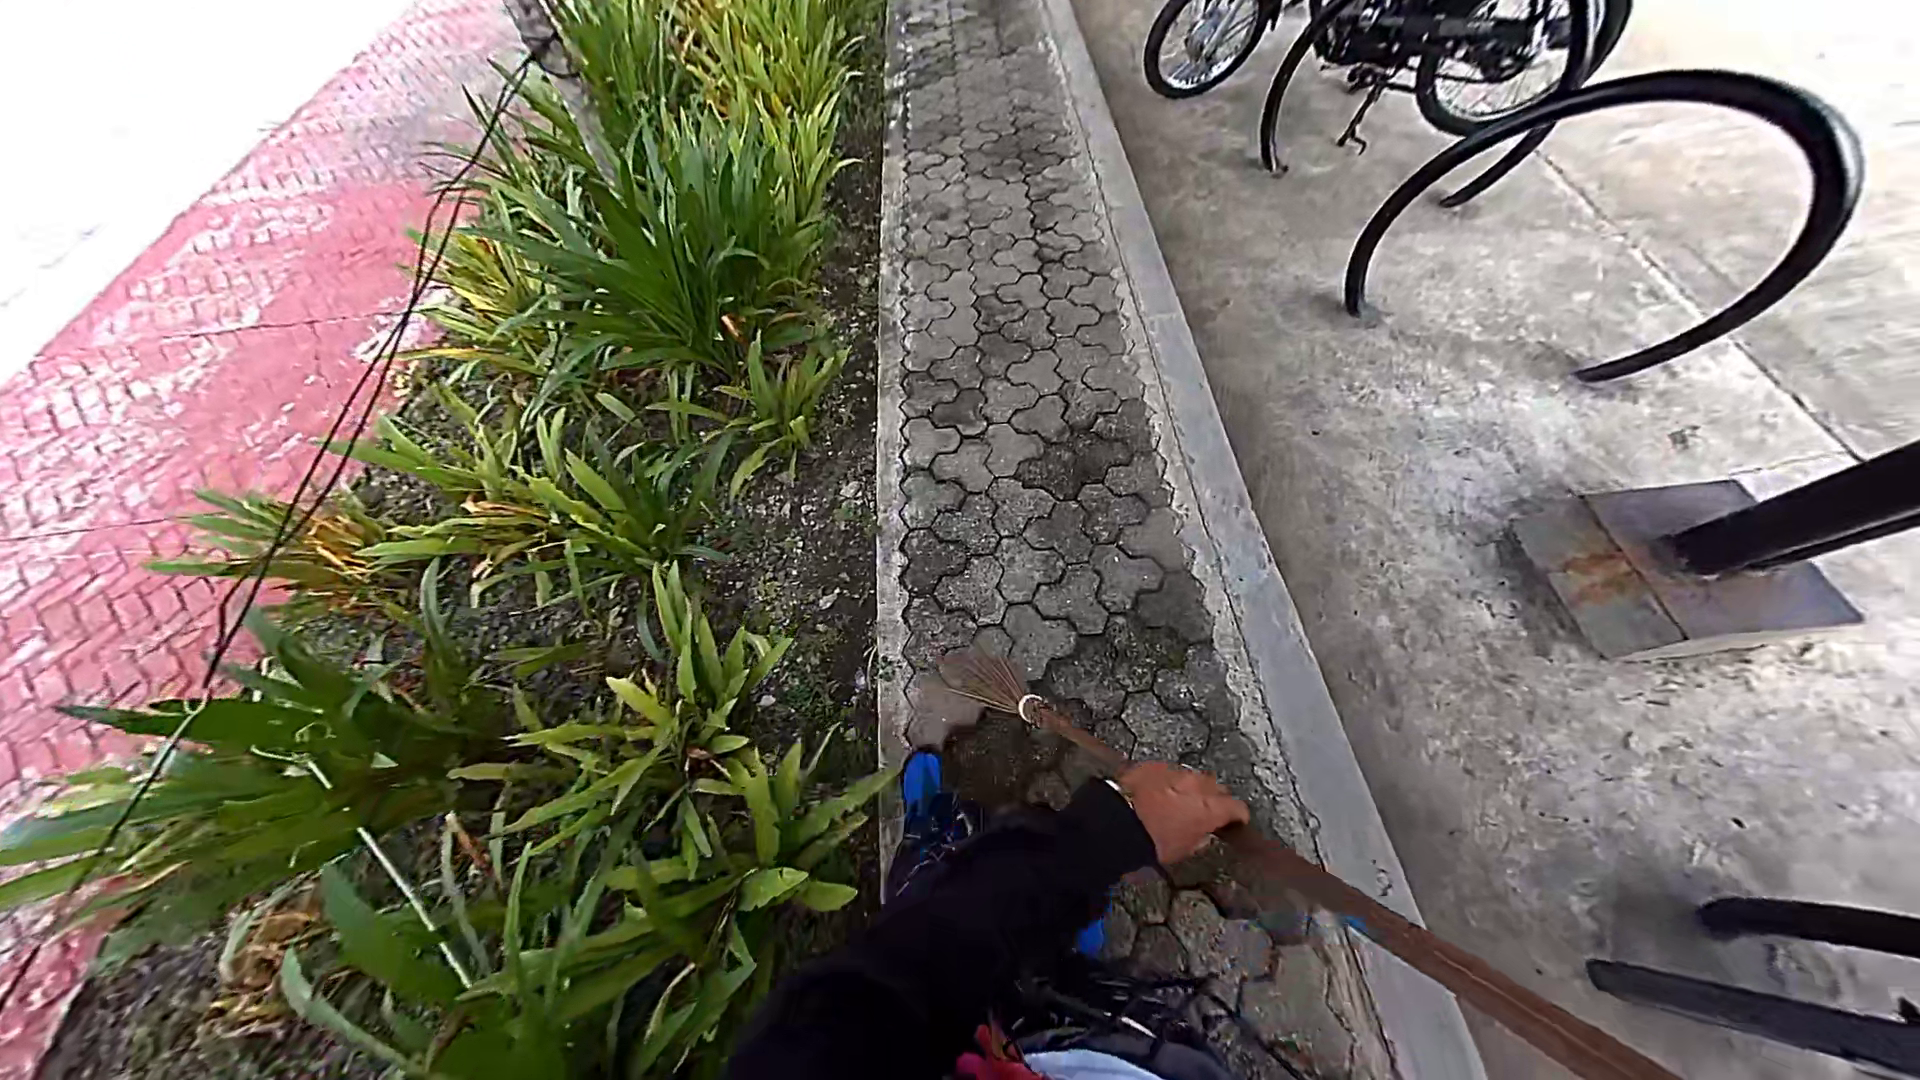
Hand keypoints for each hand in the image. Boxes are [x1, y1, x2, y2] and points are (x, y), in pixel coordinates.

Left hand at [1117, 762, 1249, 864]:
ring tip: (1181, 800)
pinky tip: (1161, 790)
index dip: (1237, 816)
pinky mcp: (1153, 764)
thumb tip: (1203, 832)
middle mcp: (1196, 784)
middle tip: (1207, 810)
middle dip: (1215, 797)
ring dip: (1191, 786)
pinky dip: (1169, 780)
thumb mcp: (1184, 849)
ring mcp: (1174, 771)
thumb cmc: (1150, 840)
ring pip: (1192, 775)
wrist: (1118, 820)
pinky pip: (1169, 770)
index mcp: (1210, 807)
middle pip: (1216, 786)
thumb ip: (1201, 836)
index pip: (1237, 807)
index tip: (1235, 821)